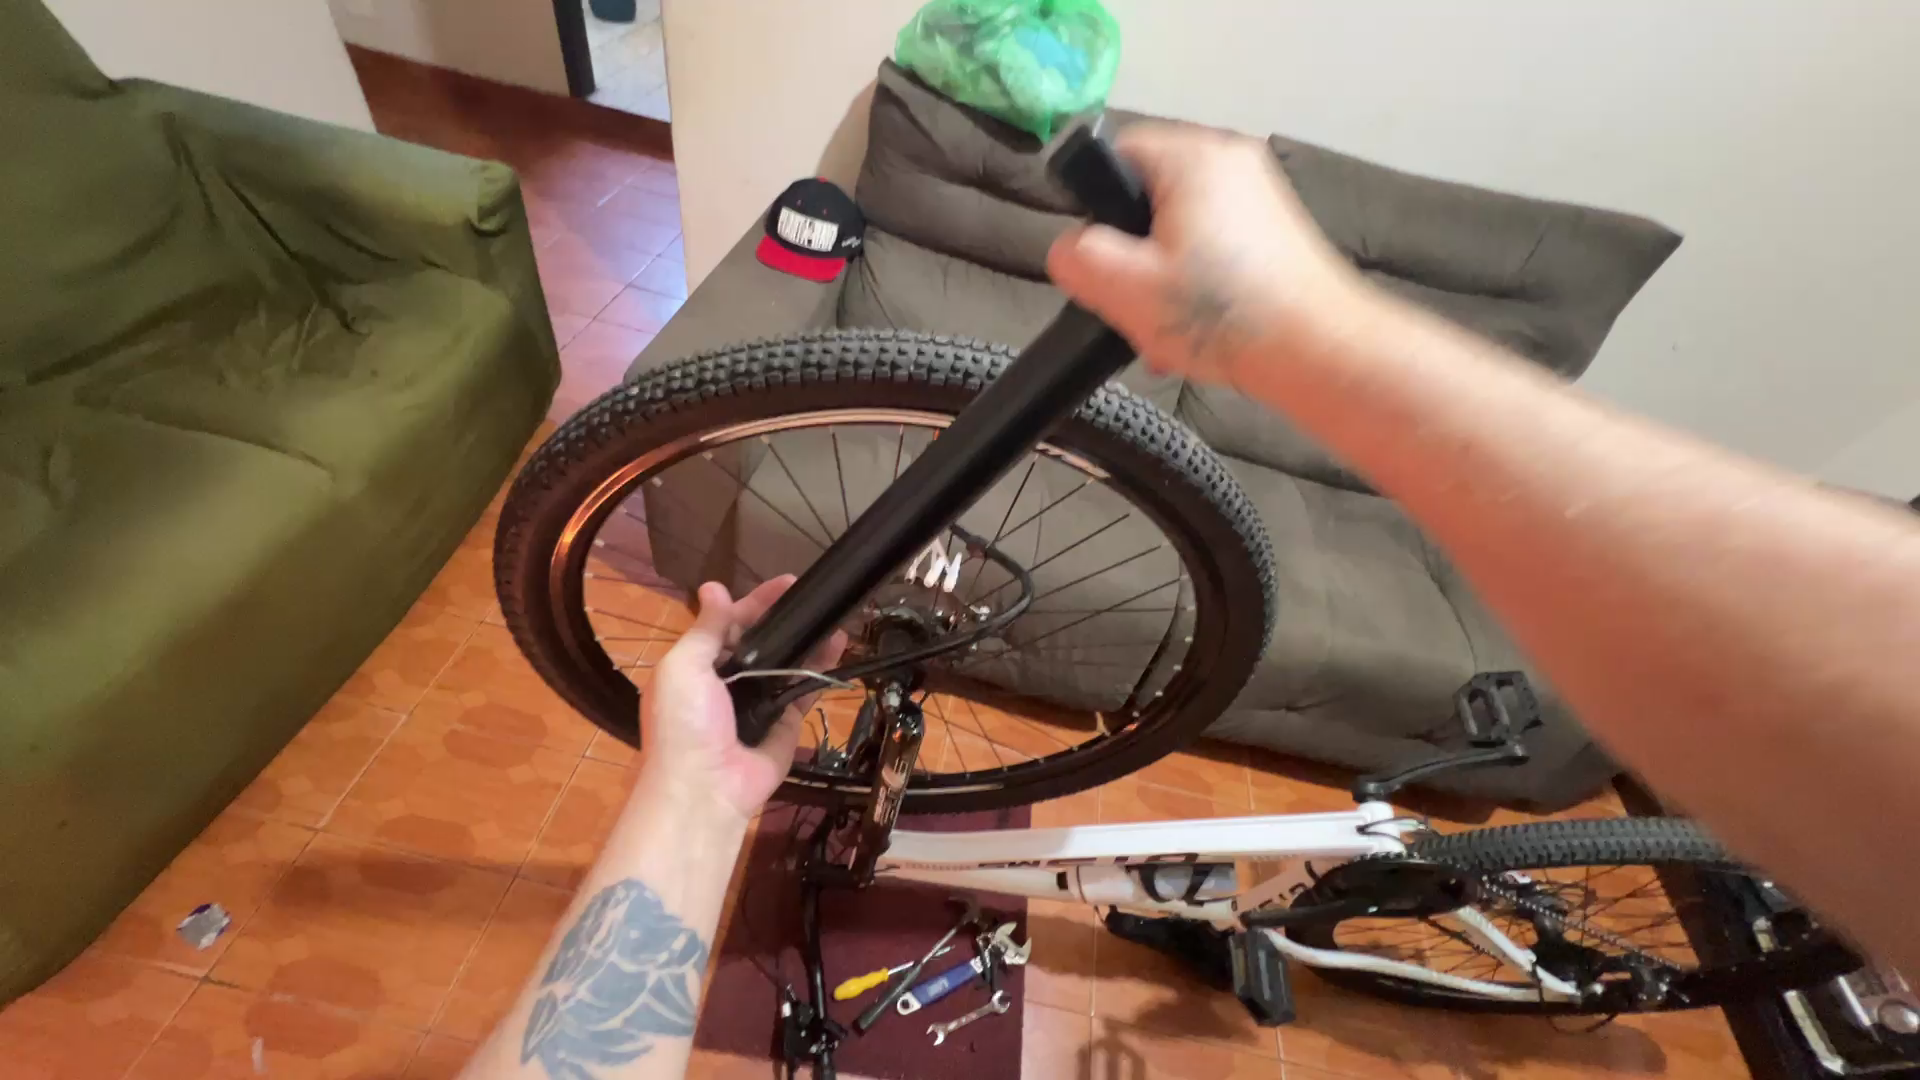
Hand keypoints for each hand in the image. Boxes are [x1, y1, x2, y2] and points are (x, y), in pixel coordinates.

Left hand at [638, 576, 845, 821]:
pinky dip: (822, 669)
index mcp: (699, 665)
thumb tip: (713, 587)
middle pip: (764, 640)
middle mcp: (730, 680)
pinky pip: (805, 689)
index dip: (757, 602)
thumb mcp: (683, 667)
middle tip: (817, 596)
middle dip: (788, 618)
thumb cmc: (685, 723)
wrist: (706, 787)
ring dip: (810, 639)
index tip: (786, 582)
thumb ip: (705, 628)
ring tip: (835, 618)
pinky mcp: (786, 721)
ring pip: (789, 662)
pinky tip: (839, 647)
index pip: (730, 623)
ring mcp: (760, 701)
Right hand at [1046, 122, 1363, 388]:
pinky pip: (1211, 252)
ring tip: (1159, 332)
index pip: (1117, 154)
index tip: (1097, 258)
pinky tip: (1190, 334)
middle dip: (1129, 257)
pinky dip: (1193, 289)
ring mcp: (1258, 200)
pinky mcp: (1273, 236)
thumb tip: (1067, 248)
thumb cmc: (1219, 314)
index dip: (1095, 206)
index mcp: (1192, 159)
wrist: (1317, 351)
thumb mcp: (1126, 288)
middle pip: (1148, 200)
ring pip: (1179, 233)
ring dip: (1158, 284)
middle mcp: (1230, 164)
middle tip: (1127, 304)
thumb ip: (1079, 258)